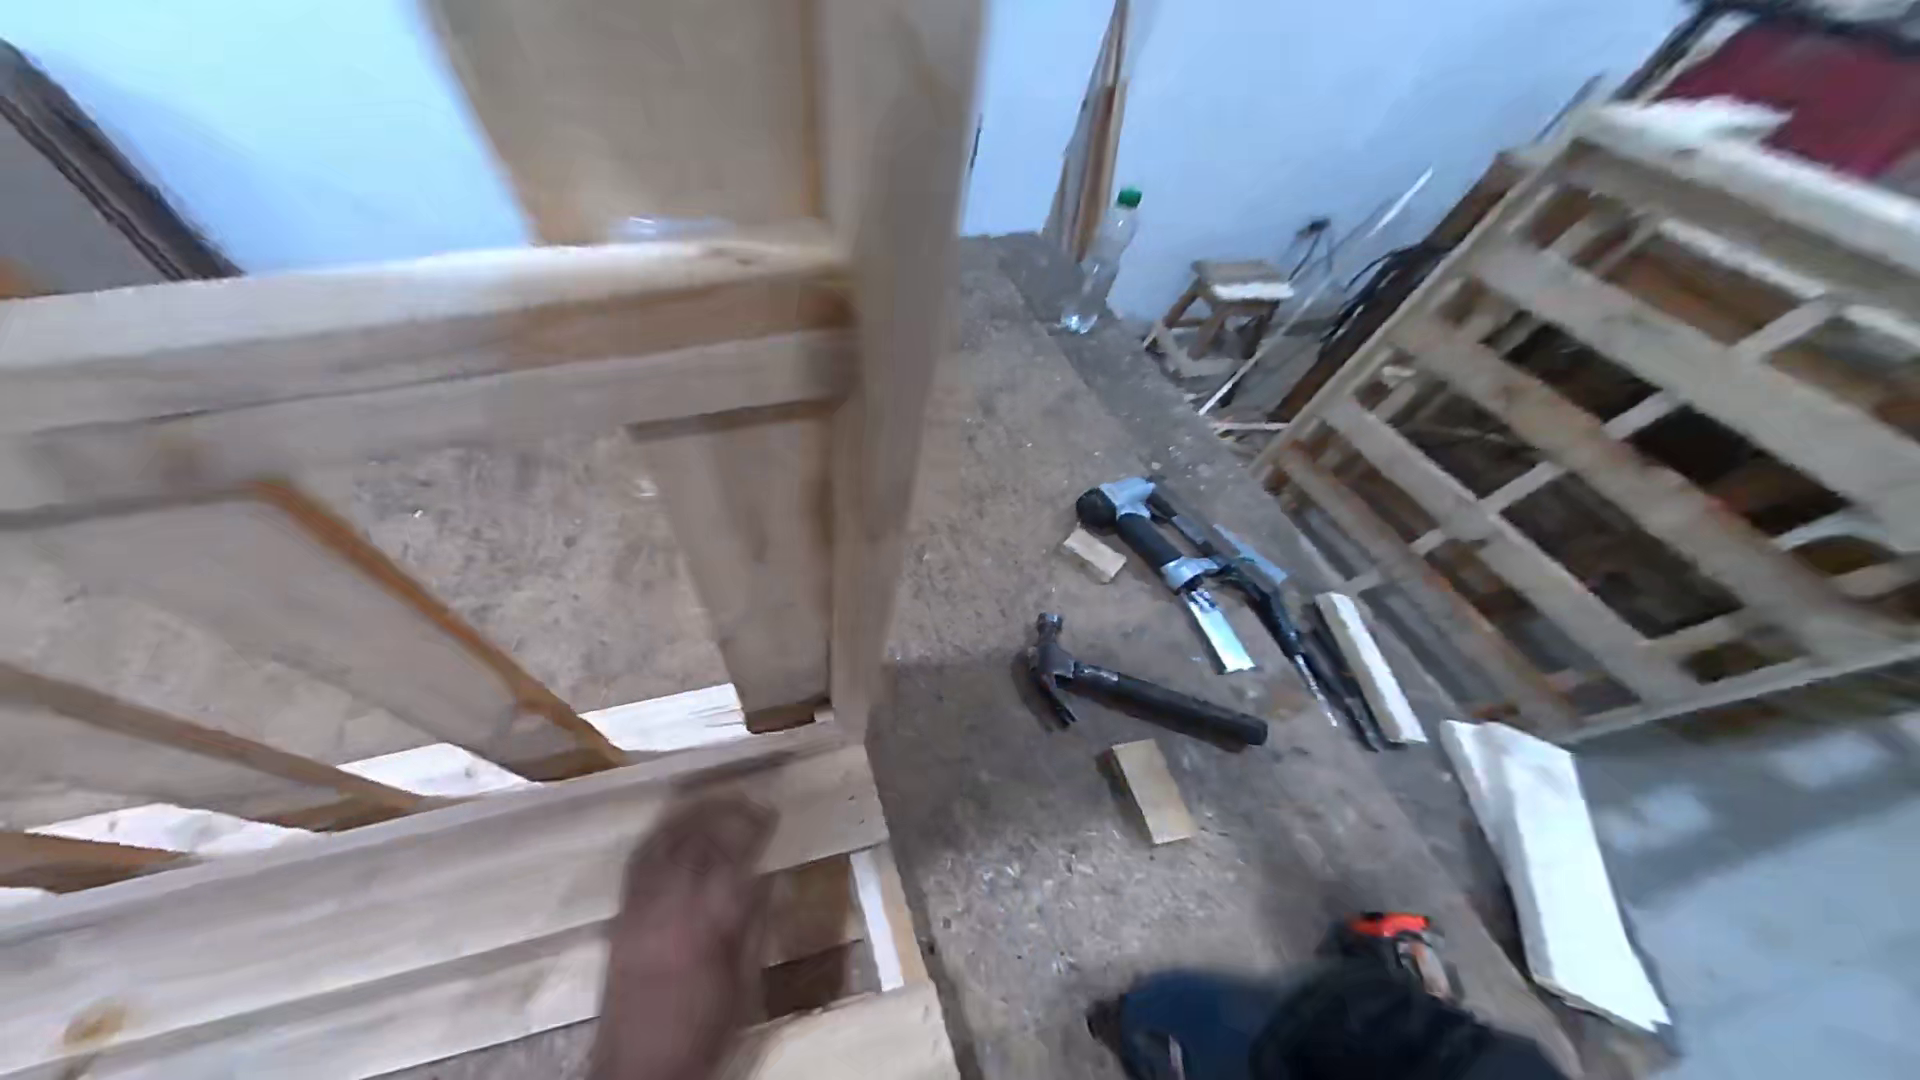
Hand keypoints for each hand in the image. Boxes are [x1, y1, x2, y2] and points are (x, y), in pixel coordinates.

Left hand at [590, 797, 775, 1079]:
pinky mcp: (620, 918)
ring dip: (693, 815)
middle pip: (701, 839)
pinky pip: (637, 863)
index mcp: (711, 922)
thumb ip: (757, 925)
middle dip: (729, 812)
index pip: (739, 856)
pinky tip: (673, 827)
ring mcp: (641, 908)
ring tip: (716, 801)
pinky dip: (658, 837)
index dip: (758, 828)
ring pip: (667, 842)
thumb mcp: (745, 983)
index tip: (773, 813)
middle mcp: (673, 905)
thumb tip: (774, 878)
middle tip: (751, 802)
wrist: (638, 1076)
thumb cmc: (704, 1032)